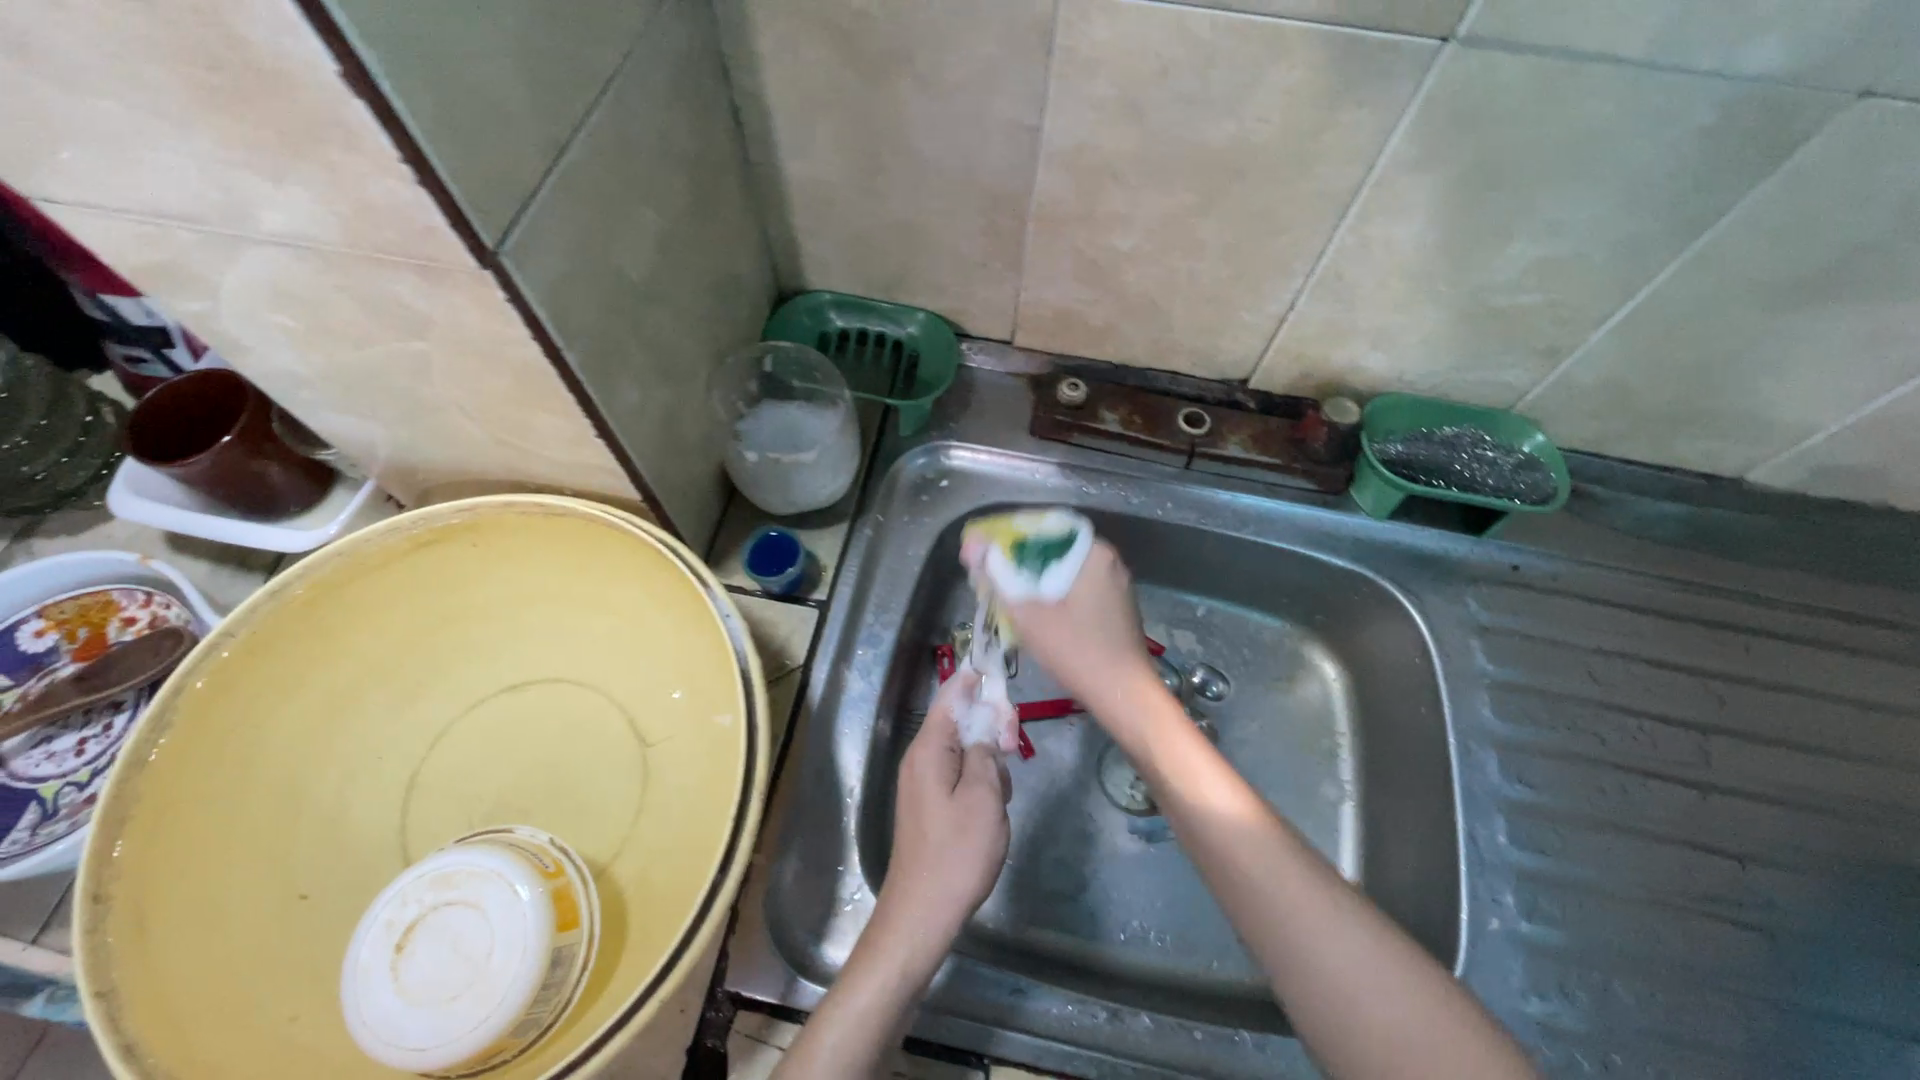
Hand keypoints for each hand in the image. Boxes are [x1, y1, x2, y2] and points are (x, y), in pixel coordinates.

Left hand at [878, 669, 1009, 938]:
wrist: (923, 910)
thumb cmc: (957, 852)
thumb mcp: (984, 797)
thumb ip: (986, 752)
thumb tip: (986, 722)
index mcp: (928, 749)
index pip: (951, 695)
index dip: (975, 679)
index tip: (1000, 668)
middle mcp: (920, 759)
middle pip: (959, 722)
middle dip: (990, 729)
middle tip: (1013, 746)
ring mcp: (922, 784)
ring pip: (963, 753)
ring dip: (988, 764)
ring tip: (1001, 797)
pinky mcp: (929, 806)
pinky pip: (958, 777)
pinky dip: (980, 784)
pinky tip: (992, 812)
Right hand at [978, 539, 1157, 711]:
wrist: (1123, 695)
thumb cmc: (1076, 651)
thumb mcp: (1027, 614)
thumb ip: (997, 577)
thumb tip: (972, 546)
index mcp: (1092, 553)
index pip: (1044, 527)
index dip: (1010, 536)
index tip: (986, 551)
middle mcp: (1109, 561)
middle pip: (1054, 550)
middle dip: (1020, 561)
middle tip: (991, 575)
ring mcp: (1117, 585)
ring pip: (1066, 572)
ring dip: (1036, 580)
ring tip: (1007, 595)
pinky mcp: (1117, 607)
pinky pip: (1079, 589)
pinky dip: (1055, 595)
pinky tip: (1037, 613)